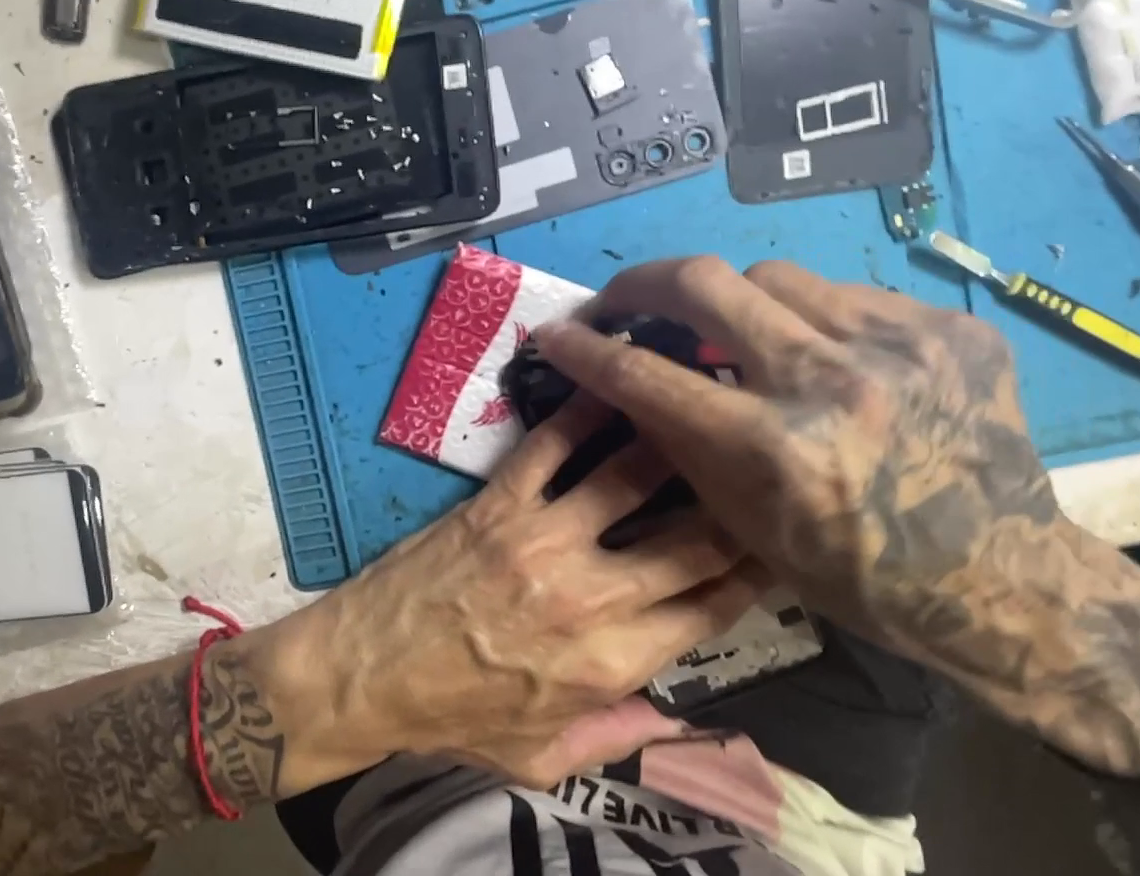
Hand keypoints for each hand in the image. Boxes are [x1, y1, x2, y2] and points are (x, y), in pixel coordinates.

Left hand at [290, 395, 768, 786]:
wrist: (362, 675)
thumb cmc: (450, 719)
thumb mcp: (540, 759)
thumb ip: (614, 736)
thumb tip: (675, 715)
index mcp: (612, 664)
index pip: (713, 607)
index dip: (757, 571)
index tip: (776, 539)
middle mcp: (591, 595)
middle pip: (692, 537)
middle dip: (736, 498)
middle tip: (758, 461)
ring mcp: (542, 539)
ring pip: (631, 475)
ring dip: (673, 437)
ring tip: (704, 402)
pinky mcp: (495, 504)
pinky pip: (550, 446)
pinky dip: (585, 411)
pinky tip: (614, 381)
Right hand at [531, 258, 1139, 776]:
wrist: (997, 581)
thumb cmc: (848, 569)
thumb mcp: (738, 520)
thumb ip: (678, 439)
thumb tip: (625, 376)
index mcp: (774, 449)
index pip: (648, 374)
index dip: (586, 349)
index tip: (555, 333)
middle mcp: (834, 383)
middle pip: (706, 282)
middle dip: (642, 281)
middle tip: (622, 297)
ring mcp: (901, 347)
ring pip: (773, 274)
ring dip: (731, 299)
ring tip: (729, 330)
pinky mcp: (949, 331)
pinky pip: (844, 293)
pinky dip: (806, 316)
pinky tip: (814, 351)